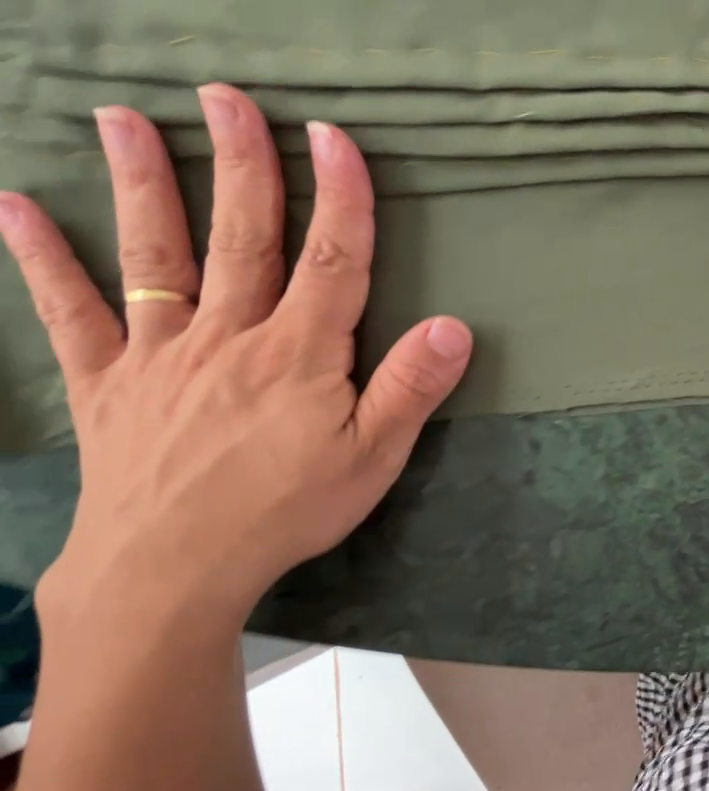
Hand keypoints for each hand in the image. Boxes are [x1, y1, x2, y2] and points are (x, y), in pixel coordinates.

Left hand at [0, 86, 470, 623]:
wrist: (175, 561)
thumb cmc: (291, 509)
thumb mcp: (376, 456)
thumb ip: (411, 387)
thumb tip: (453, 326)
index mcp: (301, 355)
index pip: (332, 263)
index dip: (339, 200)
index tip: (335, 140)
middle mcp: (229, 336)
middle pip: (240, 239)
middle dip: (239, 166)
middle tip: (226, 101)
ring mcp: (160, 352)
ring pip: (155, 257)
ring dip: (140, 185)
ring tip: (123, 120)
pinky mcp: (107, 379)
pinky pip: (71, 311)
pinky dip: (39, 258)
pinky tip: (14, 207)